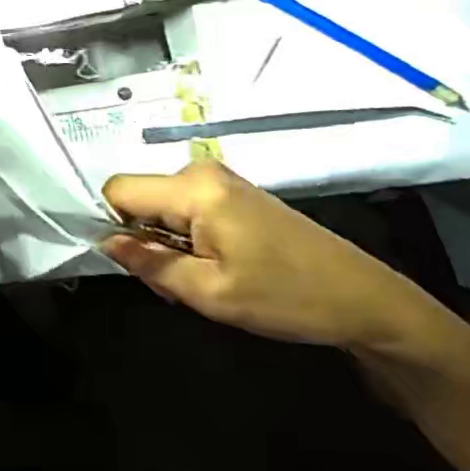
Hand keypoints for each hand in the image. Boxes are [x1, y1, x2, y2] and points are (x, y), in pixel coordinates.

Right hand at [101, 161, 445, 355]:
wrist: (363, 298)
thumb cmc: (285, 297)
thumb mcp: (209, 292)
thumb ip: (150, 263)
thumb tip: (106, 242)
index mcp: (193, 188)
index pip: (119, 189)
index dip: (112, 224)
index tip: (134, 263)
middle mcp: (201, 172)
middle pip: (140, 198)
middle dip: (143, 240)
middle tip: (176, 285)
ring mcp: (219, 180)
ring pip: (160, 206)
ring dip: (166, 244)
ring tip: (202, 282)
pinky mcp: (233, 193)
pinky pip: (185, 208)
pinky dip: (186, 239)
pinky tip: (214, 268)